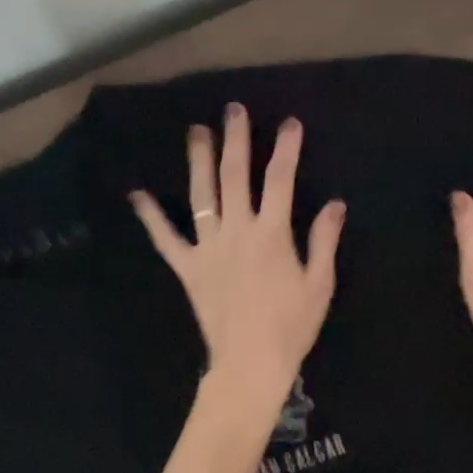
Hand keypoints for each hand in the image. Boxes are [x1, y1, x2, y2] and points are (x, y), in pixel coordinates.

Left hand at [130, 103, 344, 403]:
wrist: (252, 362)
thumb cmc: (292, 326)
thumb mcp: (320, 285)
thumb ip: (324, 241)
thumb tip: (334, 204)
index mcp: (272, 234)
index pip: (280, 181)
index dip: (286, 149)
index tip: (290, 124)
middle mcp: (237, 231)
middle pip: (234, 176)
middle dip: (236, 140)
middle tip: (234, 110)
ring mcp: (208, 248)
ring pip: (200, 195)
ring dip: (198, 160)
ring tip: (196, 131)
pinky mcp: (188, 268)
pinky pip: (166, 239)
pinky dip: (151, 217)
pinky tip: (138, 195)